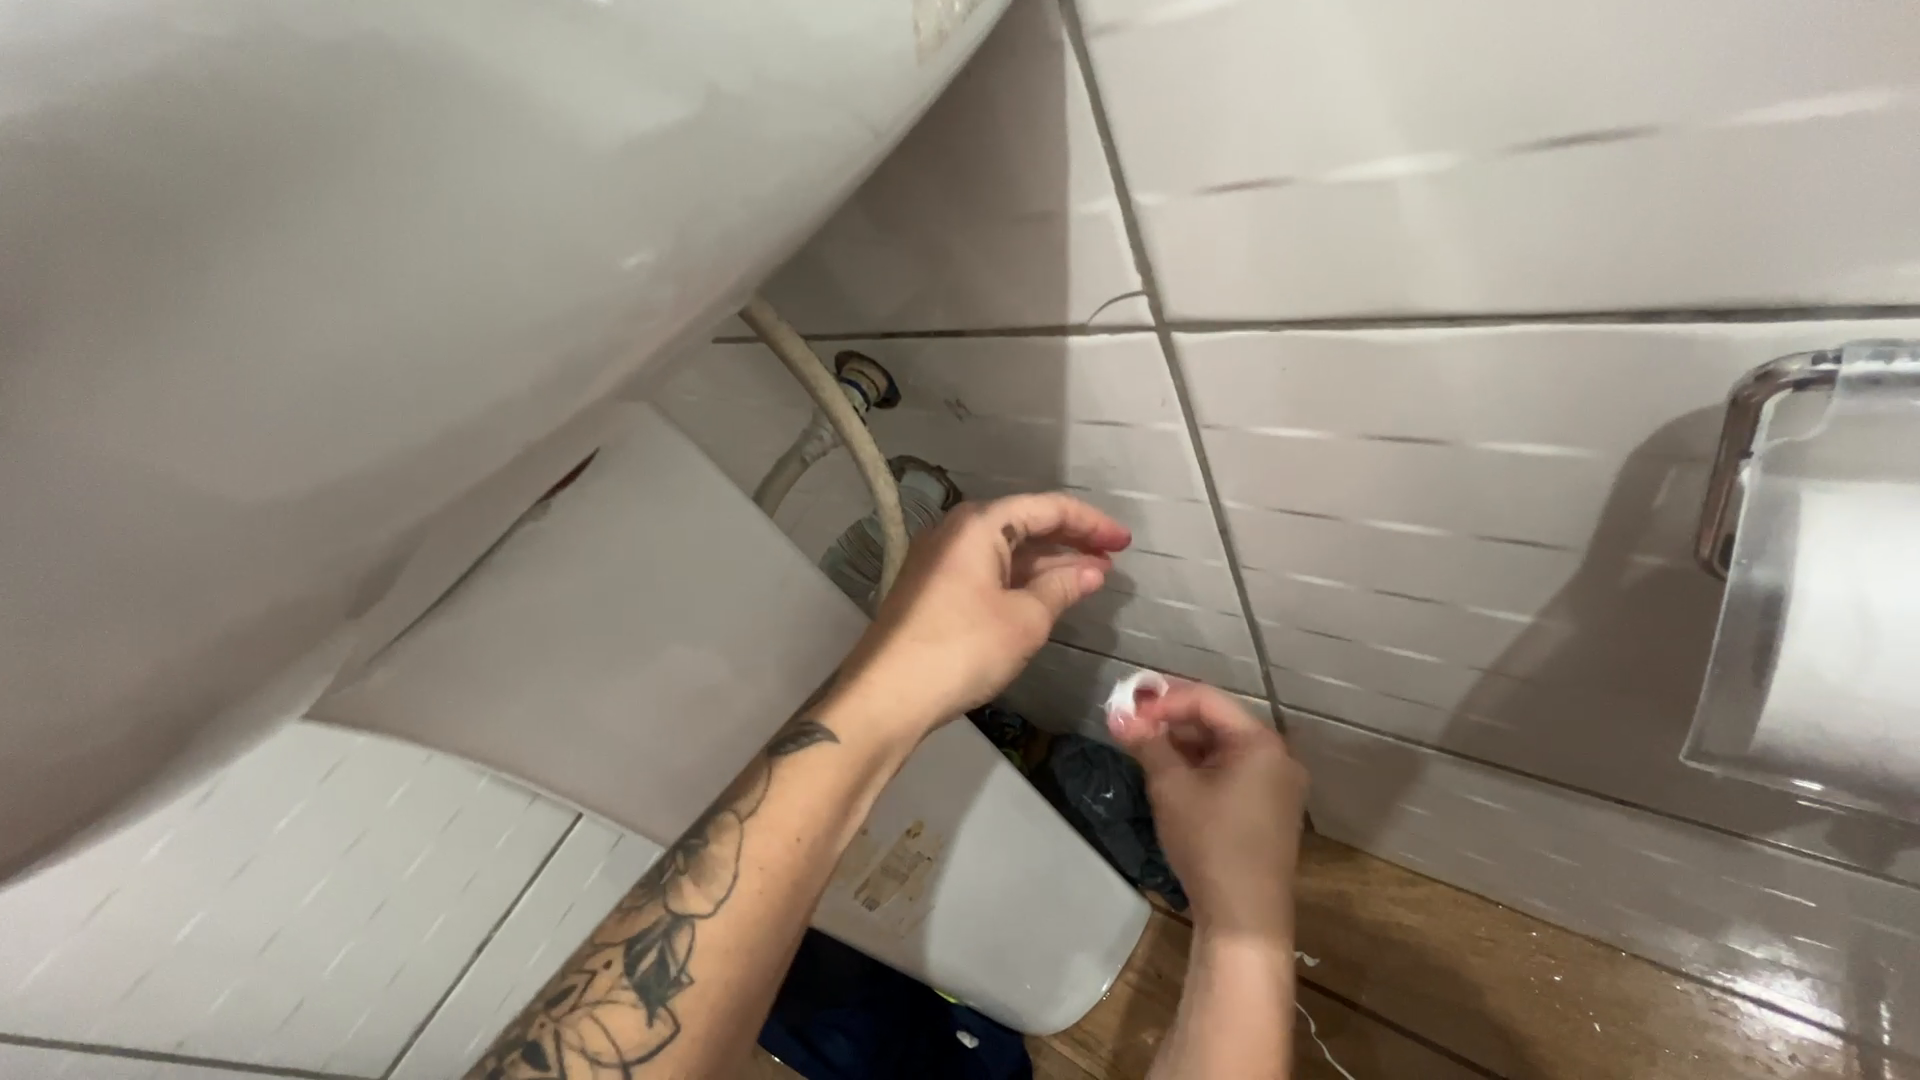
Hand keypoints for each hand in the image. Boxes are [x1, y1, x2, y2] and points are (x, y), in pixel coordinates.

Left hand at [834, 493, 1130, 737]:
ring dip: (1047, 564)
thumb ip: (1062, 588)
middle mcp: (955, 531)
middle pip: (1023, 524)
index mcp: (979, 524)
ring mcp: (940, 560)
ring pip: (1005, 551)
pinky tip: (1046, 597)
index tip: (1124, 542)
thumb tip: (1093, 571)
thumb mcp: (1025, 619)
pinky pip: (987, 572)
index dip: (1090, 523)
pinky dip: (1020, 581)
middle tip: (1111, 560)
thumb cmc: (964, 648)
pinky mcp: (933, 590)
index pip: (1046, 508)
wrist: (888, 695)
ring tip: (1090, 579)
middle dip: (1070, 542)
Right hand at [1111, 683, 1307, 940]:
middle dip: (1170, 719)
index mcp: (1260, 742)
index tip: (1126, 710)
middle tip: (1131, 725)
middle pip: (1216, 719)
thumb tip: (1116, 714)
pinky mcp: (1269, 807)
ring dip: (1182, 743)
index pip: (1205, 699)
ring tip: (1144, 748)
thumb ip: (1146, 742)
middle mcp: (1277, 755)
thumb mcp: (1171, 787)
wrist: (1244, 918)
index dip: (1162, 700)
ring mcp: (1276, 783)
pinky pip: (1231, 769)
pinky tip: (1170, 773)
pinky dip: (1199, 765)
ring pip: (1222, 746)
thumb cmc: (1210, 843)